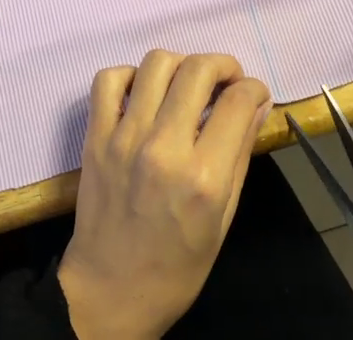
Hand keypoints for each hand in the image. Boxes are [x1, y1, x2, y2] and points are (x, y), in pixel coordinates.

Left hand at [57, 50, 272, 339]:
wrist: (111, 290)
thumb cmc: (178, 265)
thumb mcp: (223, 219)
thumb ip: (240, 155)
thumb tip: (256, 105)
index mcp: (204, 176)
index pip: (238, 101)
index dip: (254, 88)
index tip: (254, 93)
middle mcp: (164, 147)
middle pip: (199, 70)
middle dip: (223, 65)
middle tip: (227, 80)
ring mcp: (124, 137)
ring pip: (157, 62)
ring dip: (181, 64)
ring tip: (187, 84)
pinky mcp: (95, 135)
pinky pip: (108, 79)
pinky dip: (130, 75)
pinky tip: (144, 93)